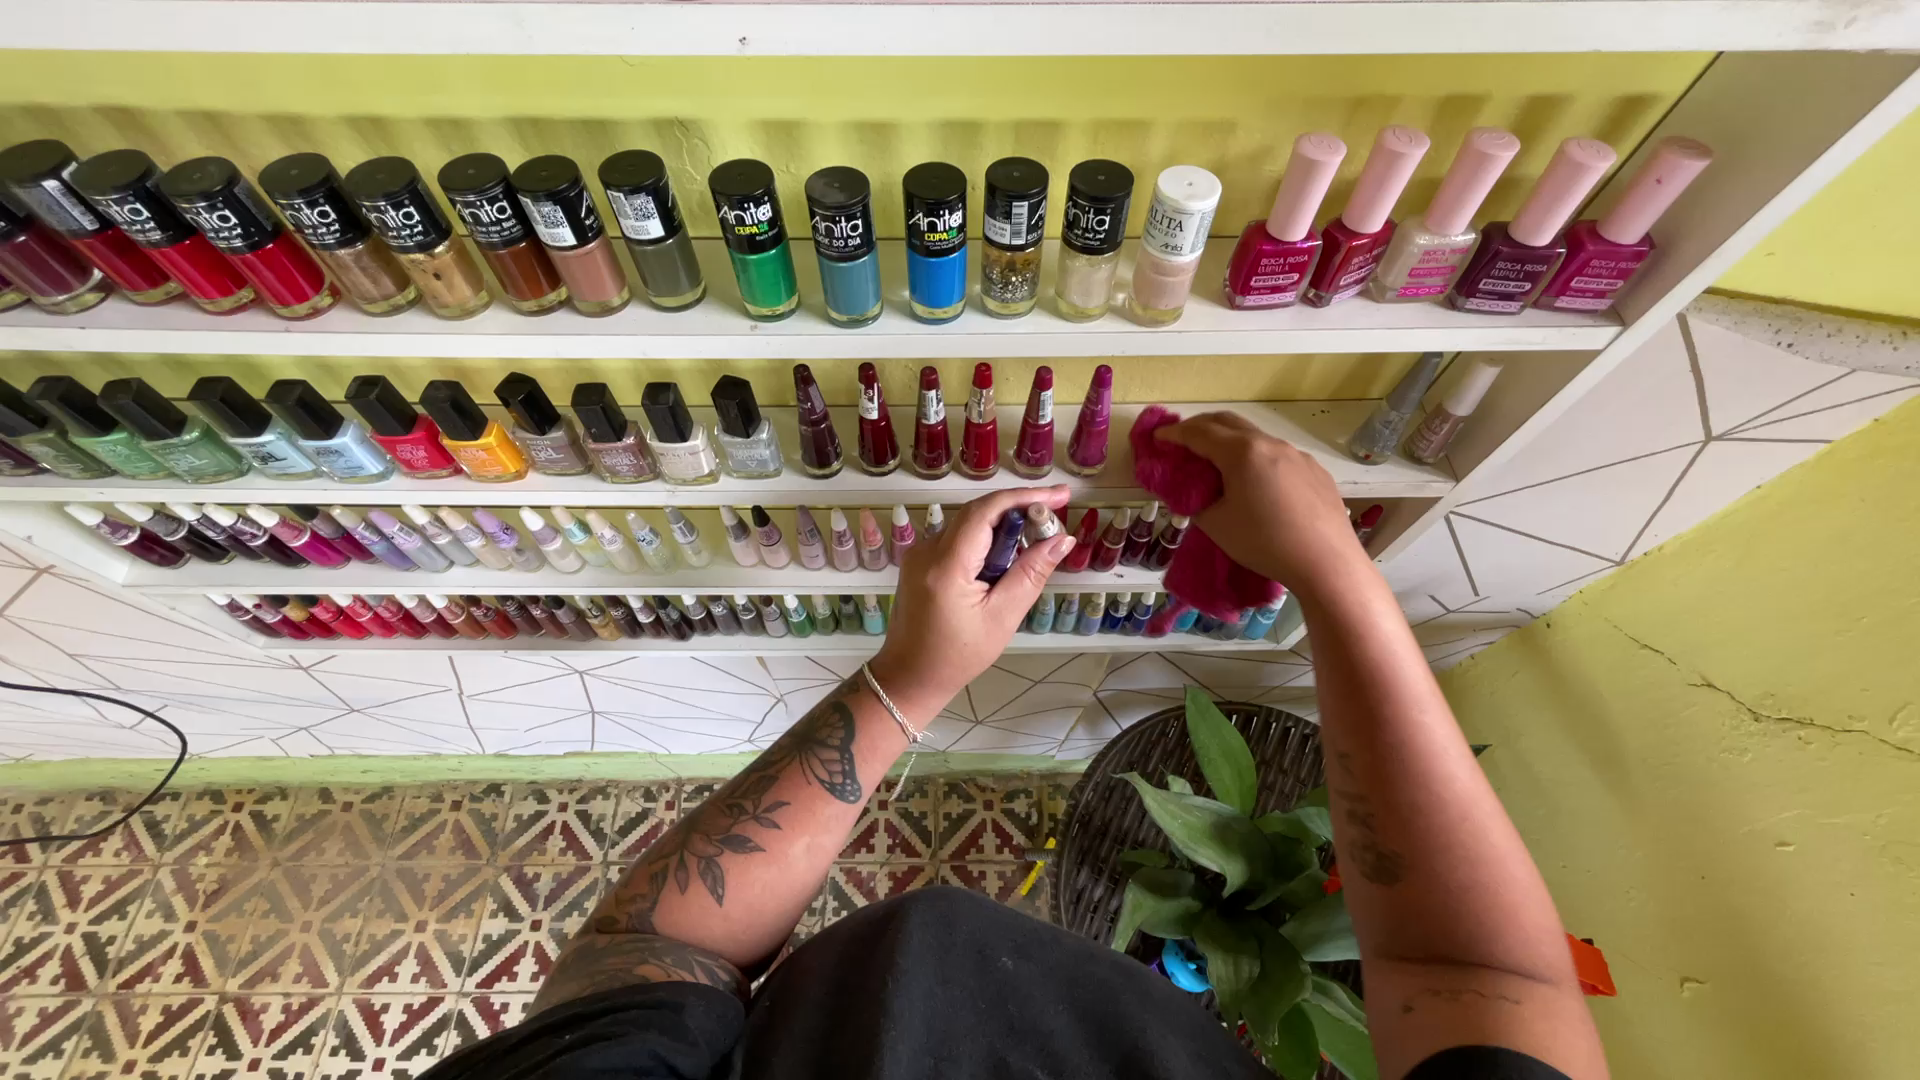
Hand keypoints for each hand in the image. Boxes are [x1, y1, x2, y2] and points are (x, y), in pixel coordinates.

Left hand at [870, 486, 1075, 716]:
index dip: (1025, 497)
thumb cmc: (957, 656)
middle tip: (1056, 513)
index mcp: (947, 565)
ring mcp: (919, 553)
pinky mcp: (919, 560)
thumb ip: (1030, 574)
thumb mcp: (1001, 617)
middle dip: (1019, 507)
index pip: (986, 511)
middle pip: (978, 512)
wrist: (909, 676)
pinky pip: (958, 536)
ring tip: (1038, 533)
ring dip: (1004, 523)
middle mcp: (927, 550)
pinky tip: (1008, 552)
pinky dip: (986, 537)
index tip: (1060, 496)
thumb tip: (1062, 540)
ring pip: (968, 522)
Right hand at [1154, 412, 1373, 599]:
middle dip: (1200, 427)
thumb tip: (1191, 491)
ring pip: (1255, 438)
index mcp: (1242, 452)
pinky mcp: (1314, 471)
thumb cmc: (1264, 542)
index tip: (1158, 436)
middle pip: (1228, 423)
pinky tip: (1256, 484)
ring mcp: (1297, 456)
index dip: (1174, 433)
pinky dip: (1255, 459)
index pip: (1199, 433)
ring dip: (1230, 443)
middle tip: (1182, 440)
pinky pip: (1277, 456)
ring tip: (1217, 464)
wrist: (1326, 562)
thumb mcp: (1216, 524)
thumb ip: (1195, 501)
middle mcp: (1271, 444)